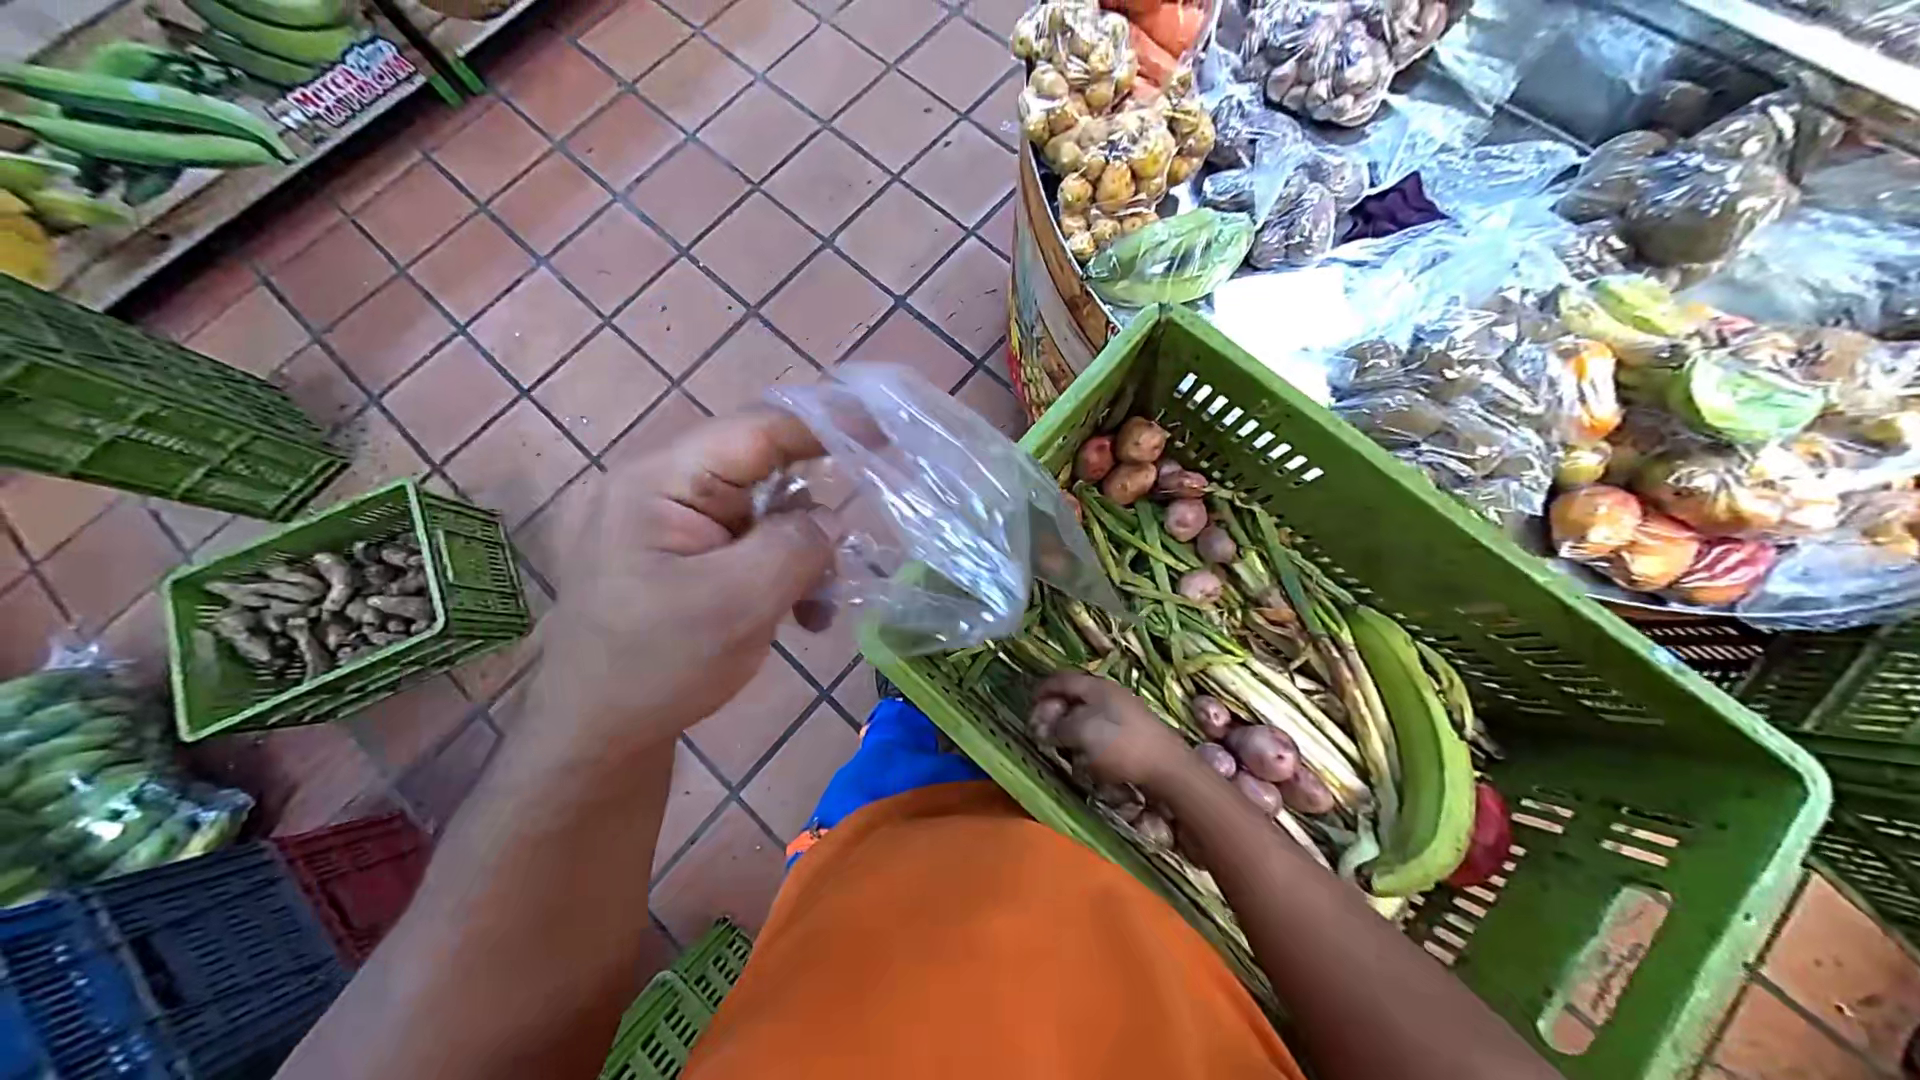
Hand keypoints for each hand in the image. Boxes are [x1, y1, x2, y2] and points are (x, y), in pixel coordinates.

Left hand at [527, 408, 834, 761]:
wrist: (598, 734)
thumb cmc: (657, 667)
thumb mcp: (738, 604)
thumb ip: (796, 546)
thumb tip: (831, 519)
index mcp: (661, 480)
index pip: (759, 429)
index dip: (828, 423)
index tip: (887, 432)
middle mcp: (664, 485)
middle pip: (764, 468)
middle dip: (813, 509)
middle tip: (851, 542)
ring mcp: (673, 519)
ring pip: (766, 510)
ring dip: (803, 552)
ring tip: (817, 606)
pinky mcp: (686, 551)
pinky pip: (751, 541)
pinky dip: (783, 571)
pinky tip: (800, 613)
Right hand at [1030, 672, 1191, 791]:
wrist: (1169, 768)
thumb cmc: (1121, 745)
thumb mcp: (1080, 732)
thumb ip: (1057, 726)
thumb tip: (1047, 726)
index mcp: (1096, 686)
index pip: (1062, 679)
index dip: (1043, 690)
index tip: (1030, 705)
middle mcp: (1110, 694)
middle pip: (1074, 698)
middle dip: (1056, 713)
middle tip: (1044, 731)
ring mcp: (1125, 712)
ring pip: (1087, 716)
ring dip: (1072, 730)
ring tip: (1065, 748)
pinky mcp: (1134, 733)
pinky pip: (1102, 731)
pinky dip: (1089, 741)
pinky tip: (1090, 759)